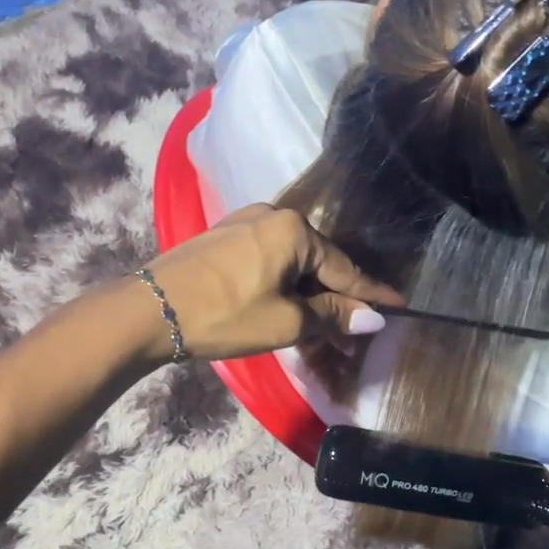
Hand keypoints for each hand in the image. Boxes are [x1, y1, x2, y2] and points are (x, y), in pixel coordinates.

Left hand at [142, 204, 403, 360]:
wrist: (148, 310)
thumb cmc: (224, 315)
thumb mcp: (285, 321)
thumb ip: (332, 316)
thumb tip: (373, 318)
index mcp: (294, 230)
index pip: (344, 268)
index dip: (372, 293)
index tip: (399, 306)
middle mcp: (273, 215)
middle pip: (319, 263)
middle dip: (338, 299)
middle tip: (355, 333)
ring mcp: (246, 222)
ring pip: (293, 262)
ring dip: (309, 294)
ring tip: (323, 329)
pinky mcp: (225, 236)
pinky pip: (270, 259)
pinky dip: (285, 284)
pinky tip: (289, 306)